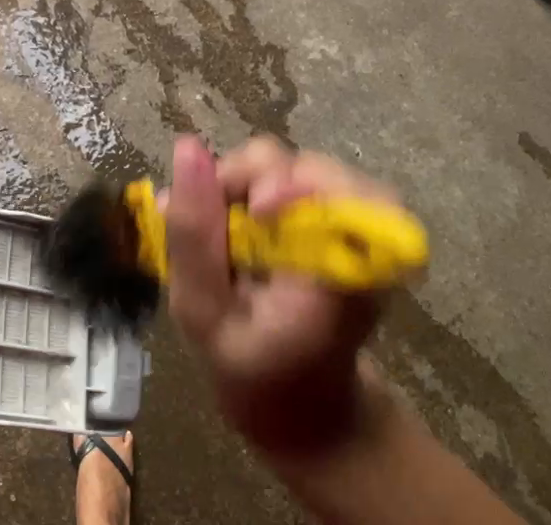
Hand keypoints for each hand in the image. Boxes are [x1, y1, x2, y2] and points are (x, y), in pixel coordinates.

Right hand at [165, 135, 396, 459]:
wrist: (302, 402)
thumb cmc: (251, 370)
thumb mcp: (203, 315)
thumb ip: (194, 236)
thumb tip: (186, 147)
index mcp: (343, 271)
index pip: (333, 190)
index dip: (280, 181)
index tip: (244, 210)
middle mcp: (364, 239)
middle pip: (308, 167)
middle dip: (247, 180)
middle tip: (209, 221)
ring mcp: (357, 226)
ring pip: (296, 166)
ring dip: (245, 184)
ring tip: (218, 226)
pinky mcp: (340, 220)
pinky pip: (296, 179)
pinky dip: (256, 189)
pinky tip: (238, 223)